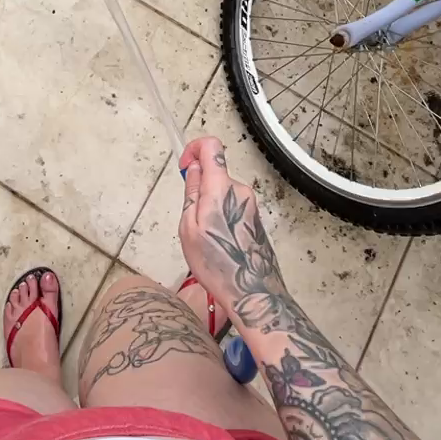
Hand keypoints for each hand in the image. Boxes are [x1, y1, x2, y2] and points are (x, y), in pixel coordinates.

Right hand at [178, 136, 284, 317]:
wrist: (252, 293)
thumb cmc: (218, 264)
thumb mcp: (189, 227)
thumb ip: (192, 192)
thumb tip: (194, 169)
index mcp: (221, 187)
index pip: (211, 146)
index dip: (194, 149)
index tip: (185, 167)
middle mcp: (240, 191)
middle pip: (216, 172)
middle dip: (200, 189)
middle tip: (192, 220)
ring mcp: (251, 205)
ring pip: (222, 192)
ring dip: (210, 206)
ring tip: (206, 238)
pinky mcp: (255, 219)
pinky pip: (232, 207)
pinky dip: (221, 217)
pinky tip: (219, 243)